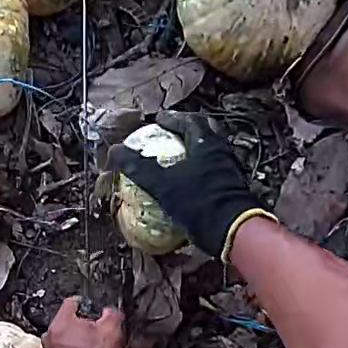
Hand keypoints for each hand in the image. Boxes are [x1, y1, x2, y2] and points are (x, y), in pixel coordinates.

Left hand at [43, 297, 123, 347]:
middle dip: (87, 324)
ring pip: (69, 337)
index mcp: (61, 322)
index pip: (74, 301)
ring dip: (83, 341)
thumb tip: (111, 312)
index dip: (90, 305)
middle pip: (71, 320)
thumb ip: (112, 314)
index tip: (99, 312)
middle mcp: (51, 335)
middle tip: (101, 334)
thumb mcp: (112, 332)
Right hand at [109, 111, 275, 261]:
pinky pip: (216, 170)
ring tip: (182, 154)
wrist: (232, 229)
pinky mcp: (233, 188)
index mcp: (206, 144)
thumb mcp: (163, 184)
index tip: (160, 120)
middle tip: (175, 131)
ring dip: (198, 148)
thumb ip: (139, 167)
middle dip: (190, 128)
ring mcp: (231, 170)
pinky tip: (193, 180)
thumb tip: (114, 151)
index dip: (173, 119)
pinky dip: (203, 168)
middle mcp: (222, 152)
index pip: (190, 122)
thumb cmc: (199, 202)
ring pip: (214, 150)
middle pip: (207, 131)